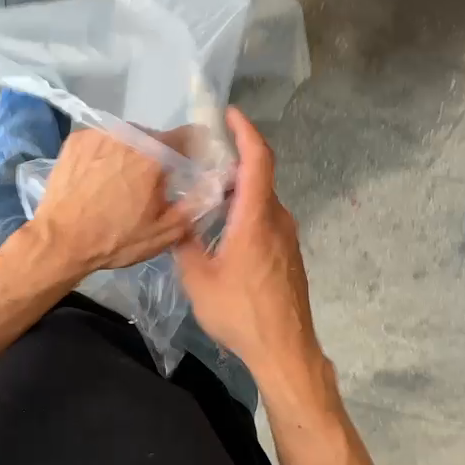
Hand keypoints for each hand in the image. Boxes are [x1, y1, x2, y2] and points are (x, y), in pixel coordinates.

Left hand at [27, 128, 194, 279]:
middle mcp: (128, 134)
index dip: (193, 153)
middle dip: (156, 159)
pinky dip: (104, 155)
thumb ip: (196, 203)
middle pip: (155, 139)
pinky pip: (101, 142)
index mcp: (155, 153)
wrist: (59, 241)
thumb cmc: (115, 239)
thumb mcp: (165, 231)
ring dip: (128, 155)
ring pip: (126, 139)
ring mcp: (98, 134)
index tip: (188, 170)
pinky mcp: (75, 140)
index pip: (189, 137)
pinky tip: (96, 179)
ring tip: (118, 185)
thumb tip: (216, 183)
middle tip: (146, 187)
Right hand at [174, 108, 321, 379]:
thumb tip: (176, 223)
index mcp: (256, 219)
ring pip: (261, 201)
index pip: (257, 160)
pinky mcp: (288, 255)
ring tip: (204, 196)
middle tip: (199, 160)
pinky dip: (245, 213)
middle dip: (232, 162)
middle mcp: (277, 220)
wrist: (284, 349)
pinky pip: (266, 221)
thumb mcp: (198, 279)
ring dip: (237, 192)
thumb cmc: (239, 313)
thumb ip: (185, 245)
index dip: (245, 131)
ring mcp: (287, 238)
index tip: (228, 114)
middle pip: (259, 178)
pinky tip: (222, 231)